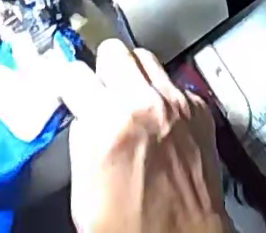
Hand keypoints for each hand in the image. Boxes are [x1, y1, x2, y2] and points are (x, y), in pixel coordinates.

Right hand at [56, 40, 231, 232]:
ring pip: (145, 56)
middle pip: (114, 50)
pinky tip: (156, 119)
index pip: (75, 73)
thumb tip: (81, 112)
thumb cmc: (133, 232)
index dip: (67, 82)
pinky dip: (160, 93)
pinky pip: (171, 81)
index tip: (67, 86)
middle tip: (99, 91)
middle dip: (102, 69)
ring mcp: (177, 103)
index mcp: (111, 126)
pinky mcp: (198, 108)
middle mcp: (146, 105)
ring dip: (132, 74)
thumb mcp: (84, 196)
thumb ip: (81, 141)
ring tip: (127, 100)